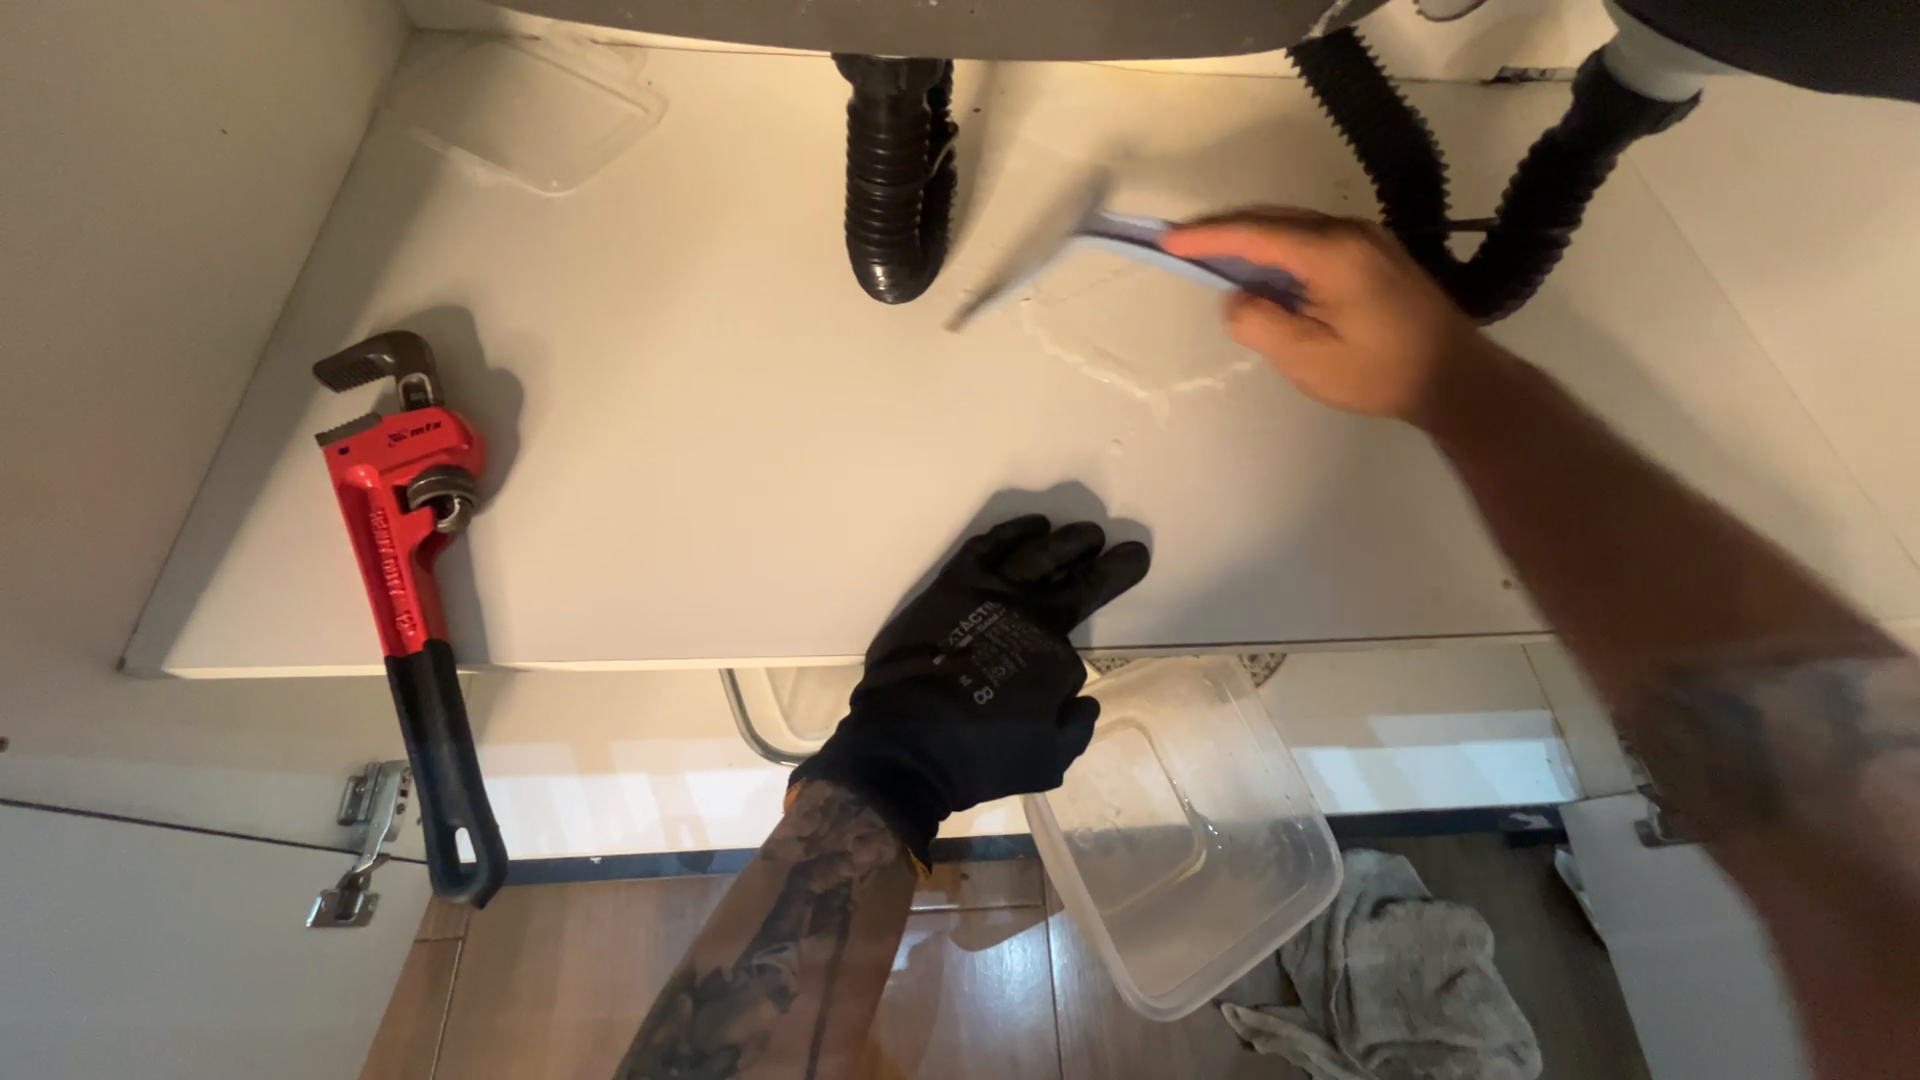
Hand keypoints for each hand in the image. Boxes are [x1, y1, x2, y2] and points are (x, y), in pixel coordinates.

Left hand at [790, 515, 1150, 865]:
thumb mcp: (1047, 761)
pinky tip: (1034, 525)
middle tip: (1119, 548)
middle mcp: (1027, 617)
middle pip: (1077, 582)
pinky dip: (1012, 532)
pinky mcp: (951, 585)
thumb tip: (1081, 700)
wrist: (904, 745)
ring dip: (1067, 541)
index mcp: (1052, 658)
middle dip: (1105, 564)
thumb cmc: (977, 756)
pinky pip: (987, 547)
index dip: (1074, 666)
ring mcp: (987, 595)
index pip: (1076, 651)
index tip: (1076, 665)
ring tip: (1086, 532)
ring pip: (1037, 554)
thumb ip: (1075, 728)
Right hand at [1162, 209, 1500, 426]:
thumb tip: (1235, 298)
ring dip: (1248, 239)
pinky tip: (1258, 268)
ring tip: (1209, 254)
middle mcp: (1349, 232)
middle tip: (1181, 243)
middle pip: (1272, 220)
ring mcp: (1365, 241)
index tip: (1168, 240)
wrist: (1453, 376)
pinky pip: (1310, 241)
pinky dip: (1274, 250)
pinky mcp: (1372, 256)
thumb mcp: (1306, 357)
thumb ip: (1260, 322)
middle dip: (1222, 230)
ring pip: (1291, 229)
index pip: (1255, 235)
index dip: (1207, 236)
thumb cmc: (1377, 371)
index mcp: (1331, 253)